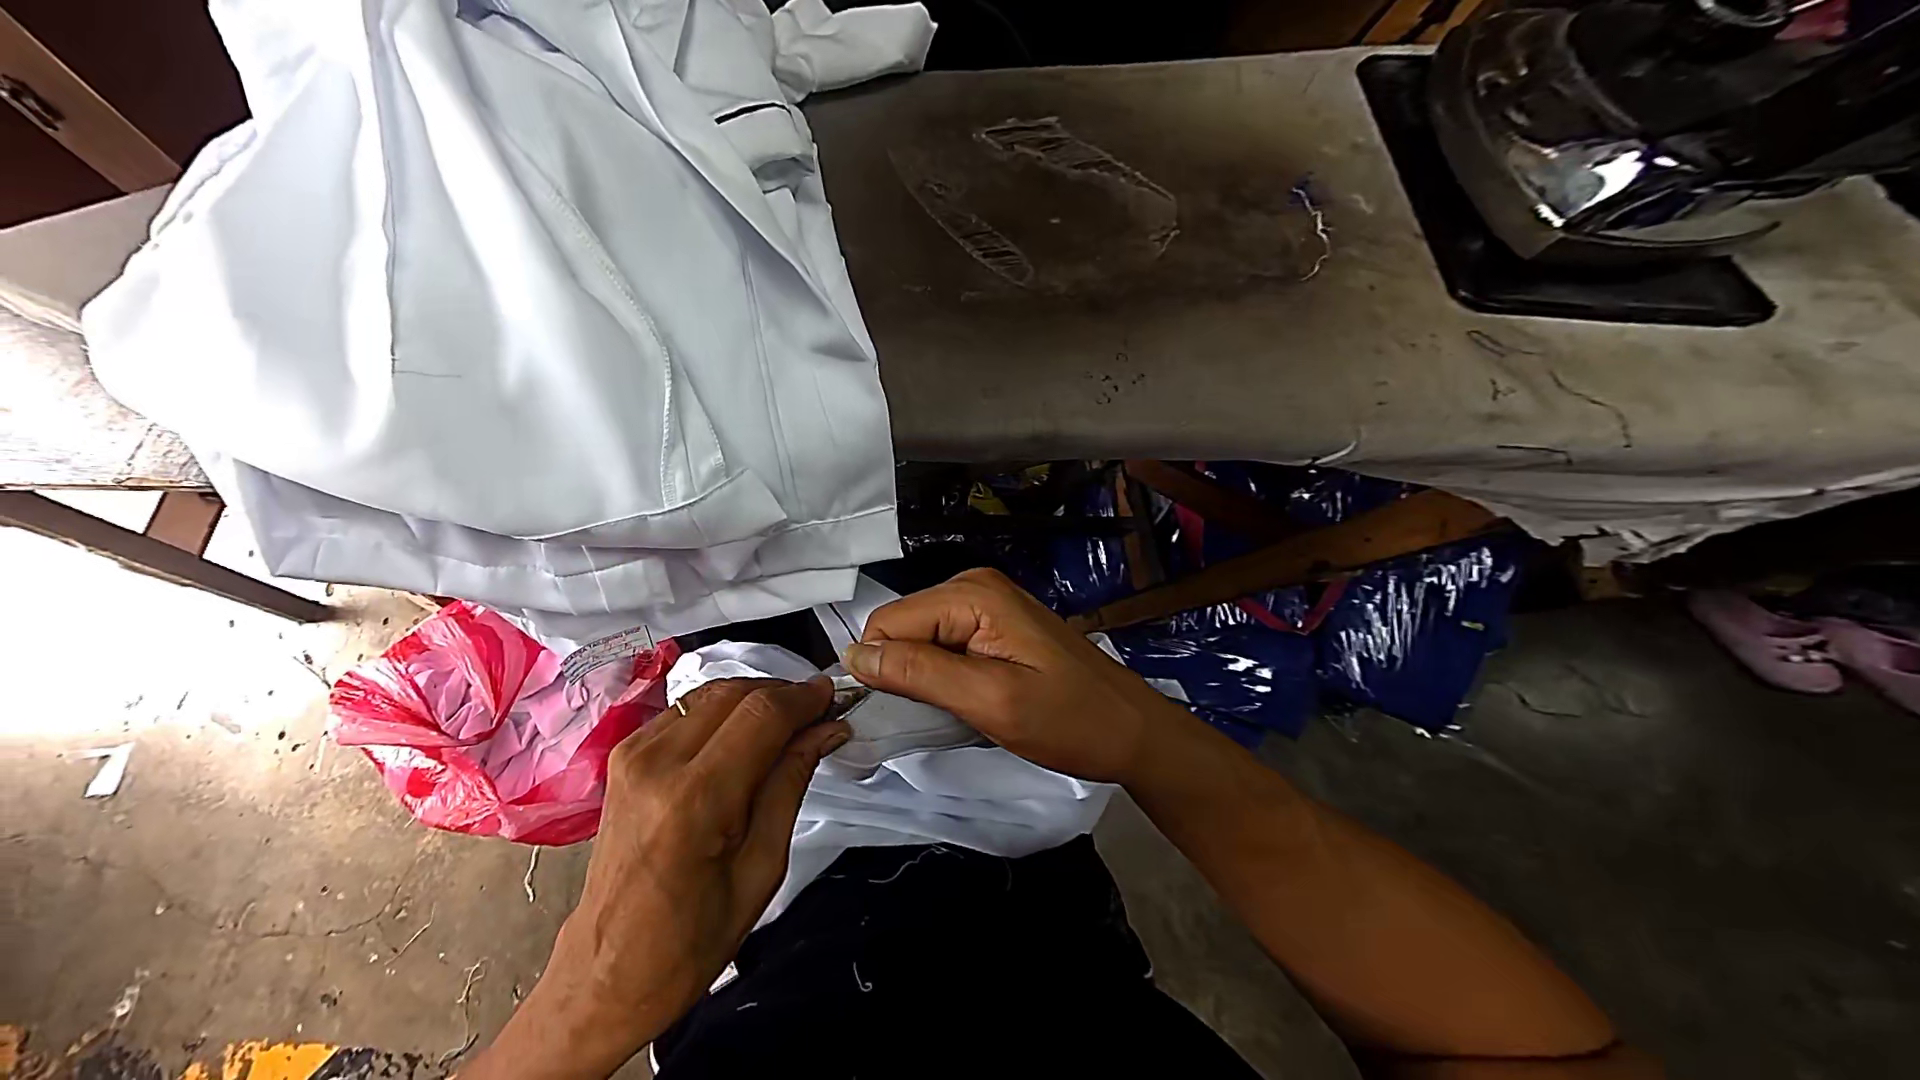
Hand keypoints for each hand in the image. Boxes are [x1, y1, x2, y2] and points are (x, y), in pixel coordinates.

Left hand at [465, 677, 844, 1079]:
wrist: (607, 973)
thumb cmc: (693, 938)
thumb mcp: (763, 867)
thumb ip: (791, 782)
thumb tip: (827, 729)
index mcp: (694, 799)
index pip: (763, 713)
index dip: (806, 699)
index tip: (836, 699)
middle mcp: (657, 762)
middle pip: (737, 692)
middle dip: (785, 694)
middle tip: (818, 713)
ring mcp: (633, 754)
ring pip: (713, 693)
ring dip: (757, 698)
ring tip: (788, 723)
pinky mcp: (623, 756)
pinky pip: (688, 709)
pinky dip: (726, 709)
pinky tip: (746, 734)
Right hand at [840, 568, 1183, 783]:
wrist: (1131, 730)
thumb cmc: (1070, 719)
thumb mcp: (991, 701)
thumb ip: (920, 674)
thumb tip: (855, 656)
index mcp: (972, 594)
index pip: (887, 623)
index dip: (885, 670)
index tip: (910, 710)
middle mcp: (973, 586)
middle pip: (901, 628)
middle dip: (907, 673)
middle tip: (945, 711)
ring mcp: (985, 604)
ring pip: (918, 640)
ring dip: (926, 678)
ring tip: (962, 708)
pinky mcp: (993, 626)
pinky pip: (943, 646)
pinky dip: (944, 676)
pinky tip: (970, 697)